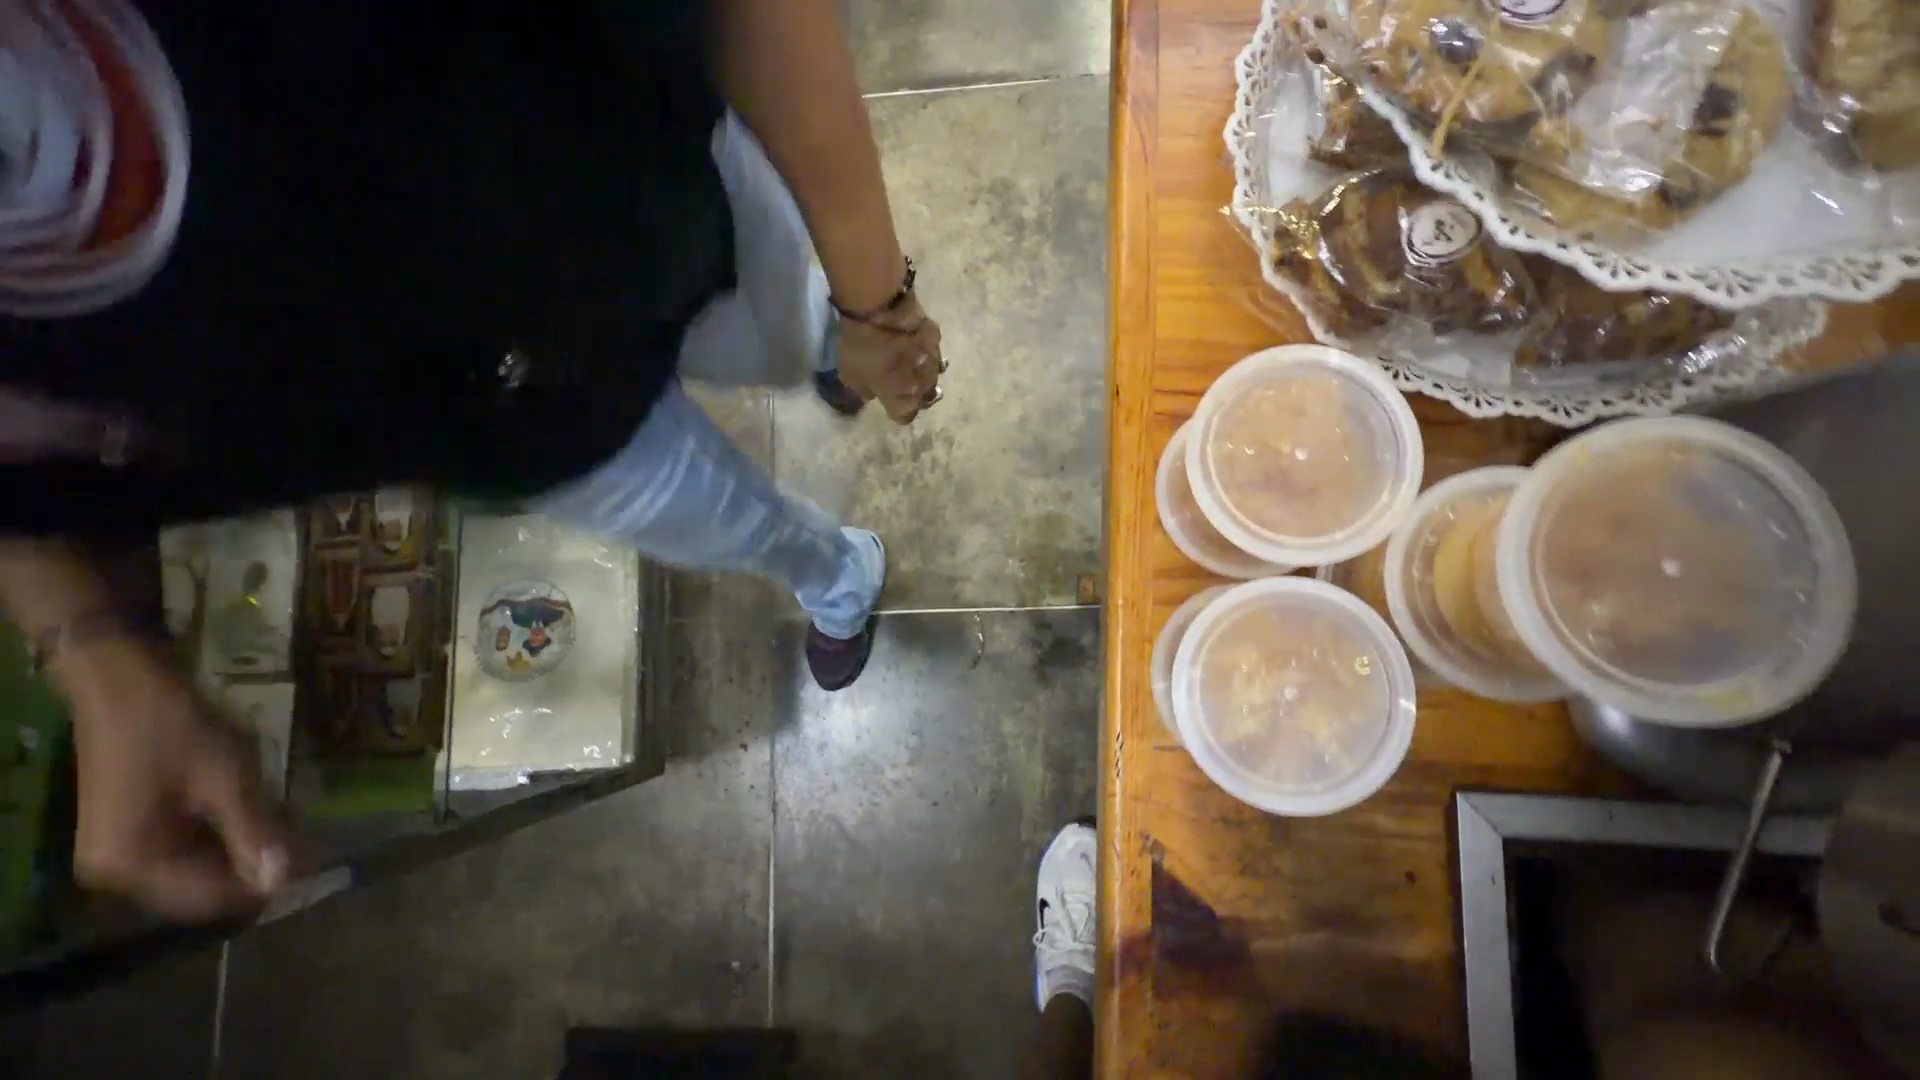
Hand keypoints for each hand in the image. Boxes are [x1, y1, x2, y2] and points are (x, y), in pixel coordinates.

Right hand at [57, 636, 295, 920]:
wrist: (125, 686)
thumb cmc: (177, 730)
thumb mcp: (226, 779)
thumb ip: (253, 831)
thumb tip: (281, 881)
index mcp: (134, 866)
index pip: (210, 899)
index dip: (266, 886)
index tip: (319, 868)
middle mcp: (120, 870)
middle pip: (206, 885)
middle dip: (262, 865)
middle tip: (318, 844)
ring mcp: (124, 849)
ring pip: (203, 865)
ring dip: (251, 848)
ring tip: (301, 827)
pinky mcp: (135, 827)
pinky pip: (191, 844)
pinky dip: (232, 832)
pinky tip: (270, 813)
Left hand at [835, 292, 943, 423]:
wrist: (881, 306)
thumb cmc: (862, 347)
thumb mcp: (850, 376)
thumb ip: (863, 391)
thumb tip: (872, 394)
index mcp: (904, 402)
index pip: (904, 417)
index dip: (894, 410)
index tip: (885, 400)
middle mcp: (925, 387)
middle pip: (924, 399)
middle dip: (913, 394)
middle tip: (899, 383)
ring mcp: (935, 362)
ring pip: (932, 376)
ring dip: (922, 374)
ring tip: (910, 364)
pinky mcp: (937, 338)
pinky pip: (932, 351)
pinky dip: (924, 351)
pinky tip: (913, 341)